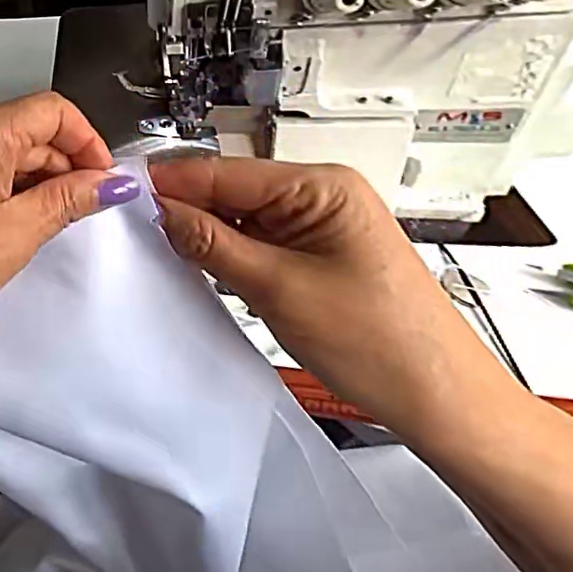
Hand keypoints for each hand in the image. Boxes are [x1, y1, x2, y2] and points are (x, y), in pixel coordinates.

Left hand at [0, 91, 137, 362]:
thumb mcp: (17, 233)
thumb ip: (70, 199)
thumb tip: (108, 182)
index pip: (54, 111)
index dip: (88, 142)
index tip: (105, 177)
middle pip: (32, 128)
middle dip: (66, 165)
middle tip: (86, 207)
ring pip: (10, 148)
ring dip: (39, 179)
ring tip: (48, 224)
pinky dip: (10, 187)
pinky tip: (17, 223)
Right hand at [150, 157, 520, 438]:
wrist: (442, 400)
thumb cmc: (385, 343)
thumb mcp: (280, 289)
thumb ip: (214, 245)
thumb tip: (166, 213)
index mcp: (324, 186)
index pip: (228, 171)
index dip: (175, 181)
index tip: (130, 192)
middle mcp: (324, 195)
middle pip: (234, 189)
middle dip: (188, 206)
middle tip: (138, 225)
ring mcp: (321, 224)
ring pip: (244, 215)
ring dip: (208, 231)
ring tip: (166, 247)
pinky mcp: (317, 252)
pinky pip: (261, 239)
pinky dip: (230, 251)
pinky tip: (205, 264)